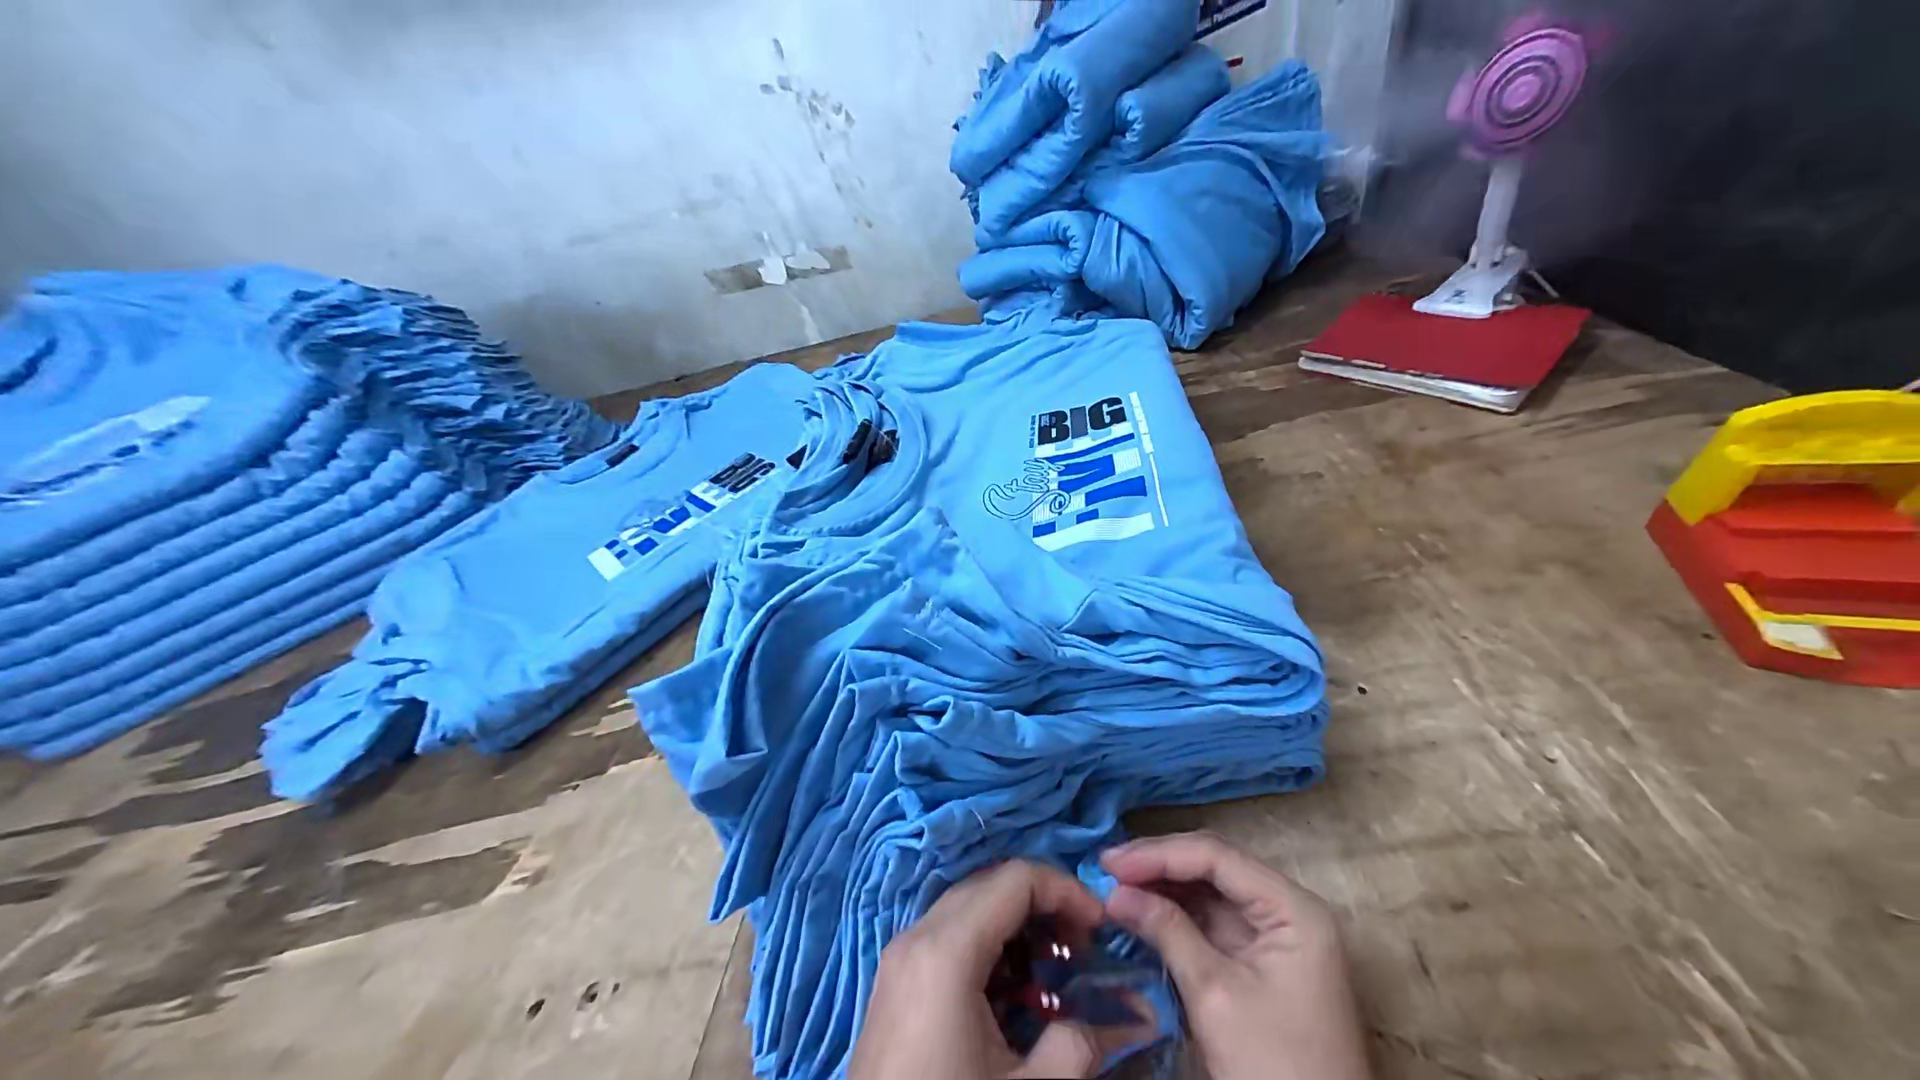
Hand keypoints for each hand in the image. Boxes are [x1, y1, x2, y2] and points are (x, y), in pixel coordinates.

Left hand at [849, 860, 1110, 1079]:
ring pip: (968, 906)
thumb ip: (1078, 1046)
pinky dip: (987, 942)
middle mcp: (917, 936)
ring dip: (1015, 922)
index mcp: (946, 950)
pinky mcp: (895, 980)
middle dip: (1044, 903)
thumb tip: (1130, 1017)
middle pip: (990, 885)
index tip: (1102, 927)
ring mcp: (900, 956)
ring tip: (1055, 966)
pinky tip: (1013, 988)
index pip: (1015, 880)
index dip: (1066, 890)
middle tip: (1084, 946)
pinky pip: (947, 934)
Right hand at [1103, 832, 1370, 1079]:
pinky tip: (1141, 908)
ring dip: (1162, 884)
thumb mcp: (1214, 993)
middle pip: (1213, 864)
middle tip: (1107, 867)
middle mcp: (1287, 907)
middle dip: (1158, 863)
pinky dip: (1174, 911)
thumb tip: (1113, 893)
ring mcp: (1274, 931)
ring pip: (1208, 887)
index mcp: (1292, 908)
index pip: (1216, 856)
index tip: (1110, 863)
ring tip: (1116, 883)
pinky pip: (1210, 917)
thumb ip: (1166, 931)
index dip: (1159, 853)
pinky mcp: (1259, 955)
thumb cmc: (1274, 1064)